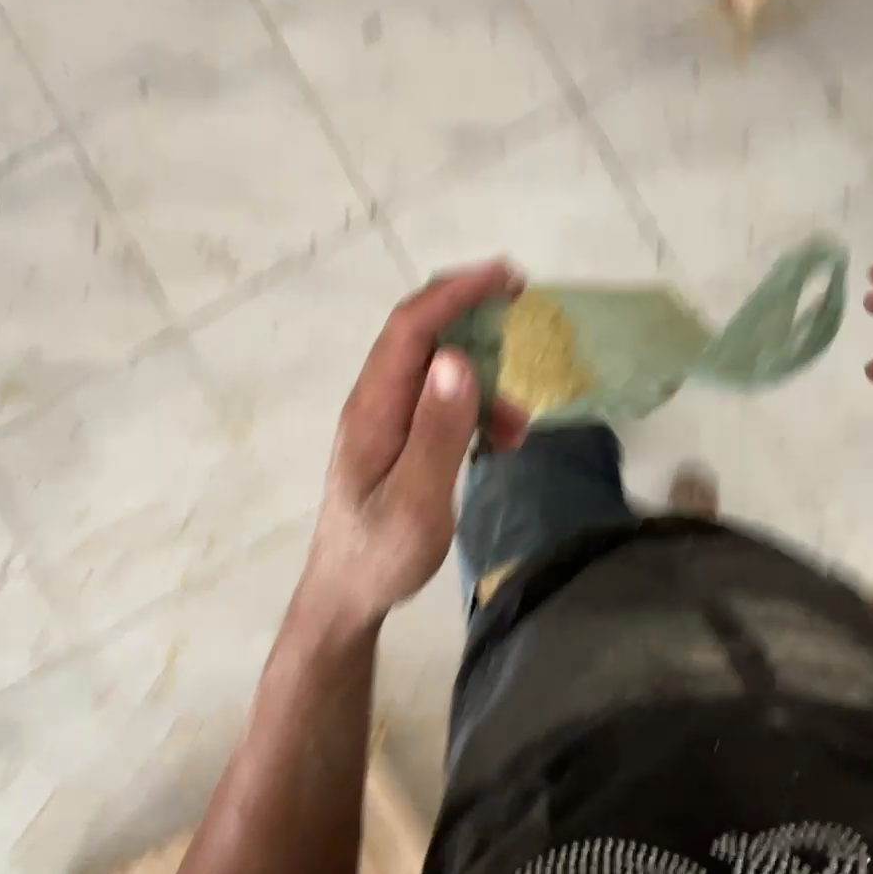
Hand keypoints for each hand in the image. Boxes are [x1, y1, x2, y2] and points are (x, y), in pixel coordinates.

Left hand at [302, 260, 530, 628]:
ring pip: (441, 368)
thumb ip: (437, 432)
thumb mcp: (416, 501)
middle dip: (474, 312)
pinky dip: (479, 407)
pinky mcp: (403, 433)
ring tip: (519, 424)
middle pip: (424, 333)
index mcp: (374, 406)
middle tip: (523, 306)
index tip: (504, 278)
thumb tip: (458, 359)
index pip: (411, 327)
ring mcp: (389, 416)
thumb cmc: (381, 554)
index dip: (455, 293)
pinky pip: (445, 400)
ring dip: (486, 379)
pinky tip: (502, 440)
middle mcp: (378, 399)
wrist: (349, 595)